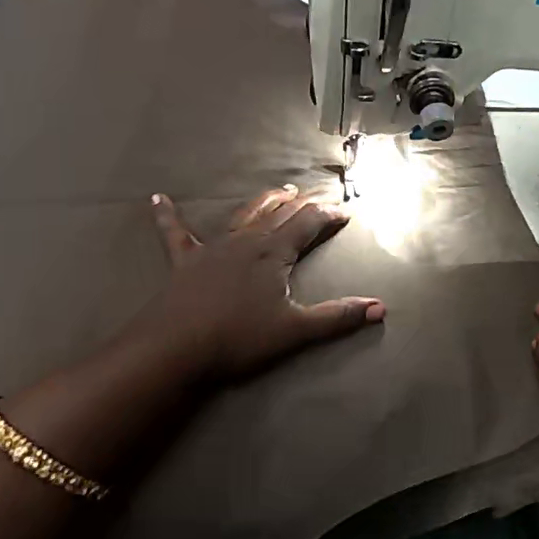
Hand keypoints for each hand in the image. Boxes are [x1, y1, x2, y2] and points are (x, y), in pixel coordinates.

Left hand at [142, 187, 384, 380]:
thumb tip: (380, 308)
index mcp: (274, 252)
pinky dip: (168, 215)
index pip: (308, 224)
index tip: (344, 212)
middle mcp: (246, 241)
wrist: (175, 347)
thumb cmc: (239, 338)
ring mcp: (213, 248)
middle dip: (302, 204)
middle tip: (316, 197)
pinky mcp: (184, 261)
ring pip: (244, 215)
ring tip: (279, 191)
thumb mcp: (295, 330)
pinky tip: (158, 198)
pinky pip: (175, 233)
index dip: (328, 215)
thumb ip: (337, 317)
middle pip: (279, 213)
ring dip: (264, 202)